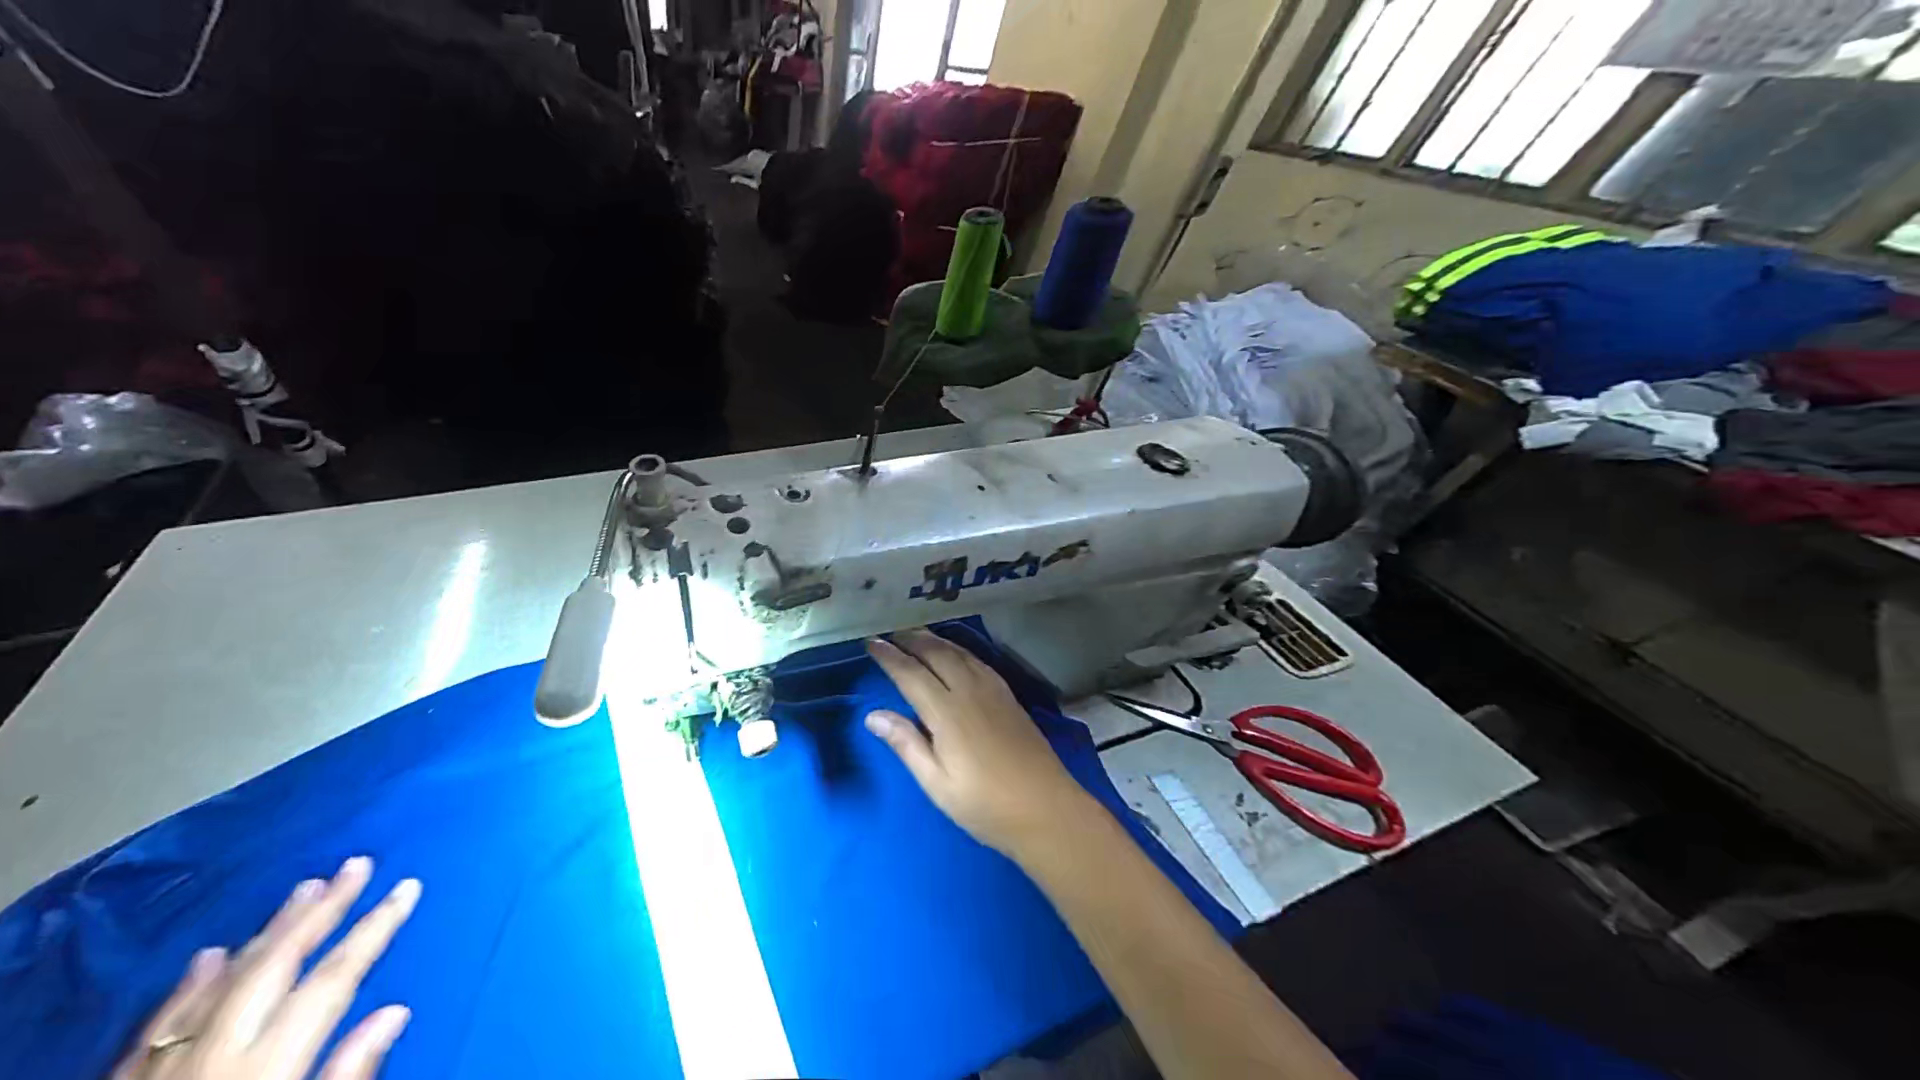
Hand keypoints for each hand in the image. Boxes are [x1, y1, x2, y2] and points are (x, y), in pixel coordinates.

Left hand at [114, 858, 420, 1079]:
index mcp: (266, 1064)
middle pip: (276, 965)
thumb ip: (345, 1075)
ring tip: (305, 889)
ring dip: (270, 931)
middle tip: (356, 865)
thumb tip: (395, 1011)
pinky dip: (191, 983)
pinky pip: (161, 1022)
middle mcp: (216, 1051)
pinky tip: (214, 953)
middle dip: (322, 911)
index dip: (375, 928)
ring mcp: (165, 1064)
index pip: (334, 979)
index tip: (407, 887)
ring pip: (224, 981)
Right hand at [865, 629, 1095, 857]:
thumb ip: (906, 744)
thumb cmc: (985, 805)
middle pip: (937, 654)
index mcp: (947, 713)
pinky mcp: (1009, 696)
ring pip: (959, 653)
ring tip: (916, 634)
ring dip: (935, 640)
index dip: (889, 657)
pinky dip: (959, 650)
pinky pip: (978, 661)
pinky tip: (955, 653)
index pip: (910, 674)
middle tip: (890, 633)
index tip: (871, 642)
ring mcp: (993, 691)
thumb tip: (873, 715)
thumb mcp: (937, 784)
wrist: (1046, 808)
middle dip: (911, 640)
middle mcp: (970, 692)